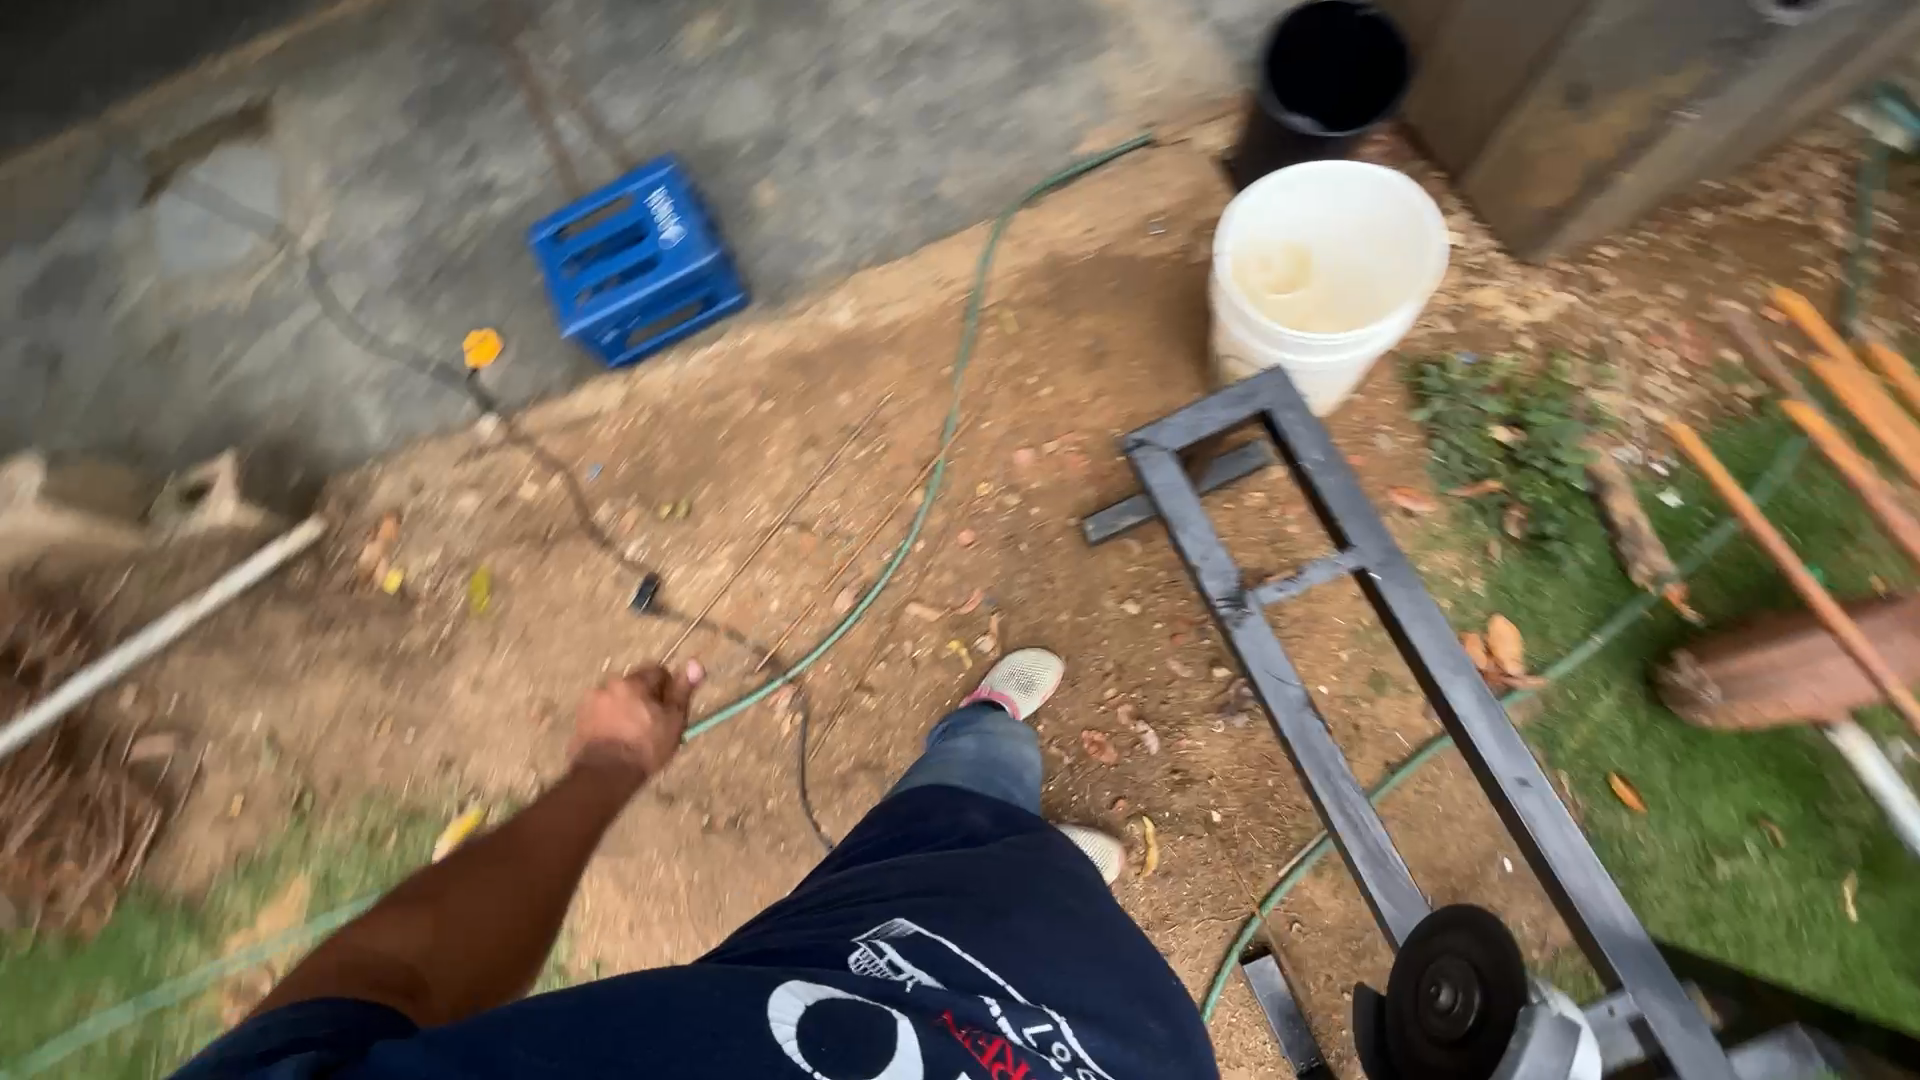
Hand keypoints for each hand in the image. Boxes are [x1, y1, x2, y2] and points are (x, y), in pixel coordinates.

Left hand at [568, 659, 703, 781]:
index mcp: (633, 681)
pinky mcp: (578, 721)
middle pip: (635, 685)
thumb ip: (683, 690)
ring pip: (617, 699)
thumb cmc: (646, 746)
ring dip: (625, 709)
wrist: (604, 776)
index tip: (668, 710)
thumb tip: (695, 662)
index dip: (667, 690)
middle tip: (653, 725)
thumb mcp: (674, 719)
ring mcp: (589, 703)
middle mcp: (608, 685)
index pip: (657, 672)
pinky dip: (610, 722)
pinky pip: (601, 714)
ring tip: (633, 735)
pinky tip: (617, 741)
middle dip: (644, 699)